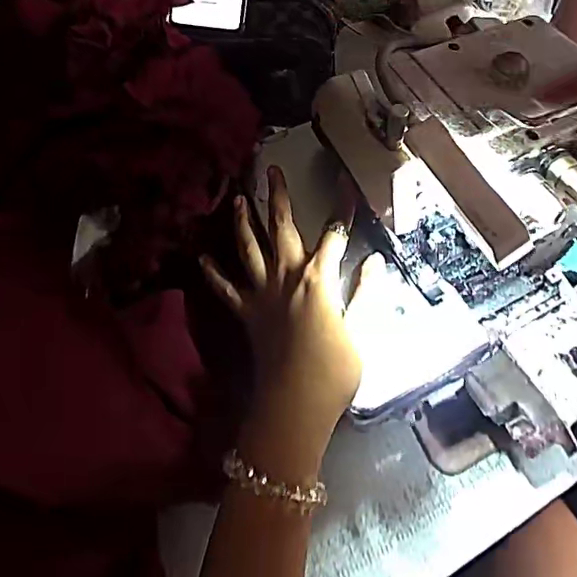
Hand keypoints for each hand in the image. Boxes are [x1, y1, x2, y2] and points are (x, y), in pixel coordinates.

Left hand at [200, 167, 362, 478]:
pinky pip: (226, 290)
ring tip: (236, 199)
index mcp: (319, 278)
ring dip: (242, 222)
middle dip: (278, 197)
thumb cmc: (334, 369)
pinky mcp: (246, 314)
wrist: (295, 405)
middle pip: (283, 229)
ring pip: (249, 249)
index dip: (342, 208)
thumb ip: (364, 293)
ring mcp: (263, 294)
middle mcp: (288, 277)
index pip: (335, 234)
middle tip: (271, 171)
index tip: (345, 183)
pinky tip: (203, 258)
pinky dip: (213, 274)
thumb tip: (374, 262)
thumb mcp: (358, 330)